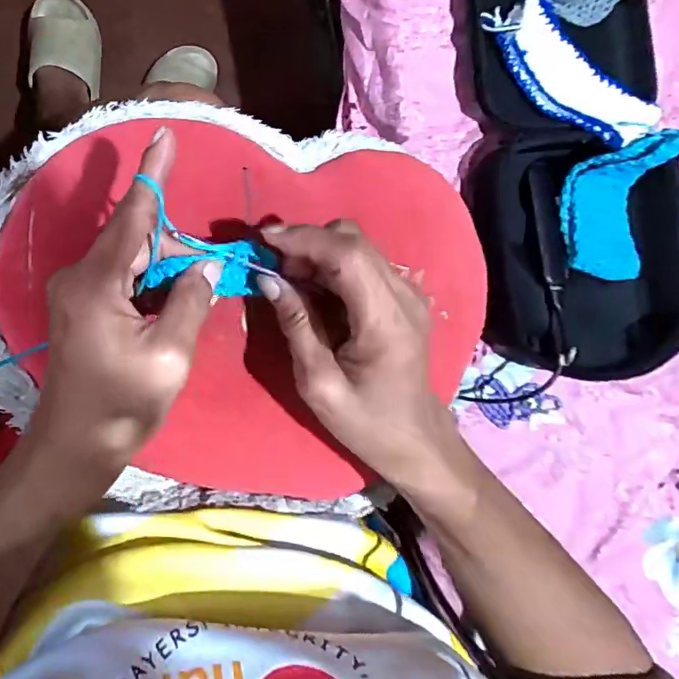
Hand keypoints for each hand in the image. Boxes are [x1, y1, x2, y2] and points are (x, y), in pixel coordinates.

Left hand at [24, 126, 218, 496]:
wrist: (73, 447)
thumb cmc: (121, 407)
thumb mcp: (169, 357)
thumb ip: (189, 302)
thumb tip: (205, 267)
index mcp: (97, 284)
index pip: (132, 217)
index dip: (151, 175)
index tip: (163, 134)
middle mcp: (79, 276)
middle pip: (136, 238)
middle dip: (175, 246)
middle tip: (209, 273)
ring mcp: (76, 289)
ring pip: (131, 257)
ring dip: (166, 268)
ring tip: (192, 296)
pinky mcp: (80, 304)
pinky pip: (122, 275)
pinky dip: (150, 280)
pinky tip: (171, 301)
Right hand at [258, 220, 462, 488]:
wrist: (415, 440)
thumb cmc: (366, 421)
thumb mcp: (318, 384)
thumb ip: (296, 326)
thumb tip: (268, 279)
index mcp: (385, 319)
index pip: (347, 255)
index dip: (304, 238)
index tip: (263, 239)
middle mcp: (403, 295)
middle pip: (353, 240)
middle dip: (306, 242)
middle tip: (273, 267)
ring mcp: (408, 292)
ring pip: (357, 246)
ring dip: (316, 251)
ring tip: (287, 278)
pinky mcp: (402, 296)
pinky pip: (362, 262)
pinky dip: (330, 264)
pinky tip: (311, 288)